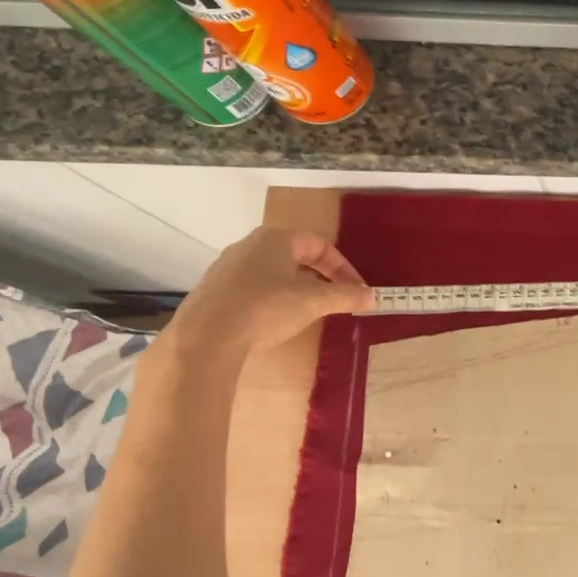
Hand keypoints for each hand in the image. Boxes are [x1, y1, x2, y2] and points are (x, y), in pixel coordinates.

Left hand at [163, 227, 373, 361]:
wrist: (206, 337)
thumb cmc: (266, 308)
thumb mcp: (314, 302)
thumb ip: (345, 296)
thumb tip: (371, 296)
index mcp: (275, 239)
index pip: (319, 244)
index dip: (343, 267)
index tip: (356, 290)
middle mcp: (249, 245)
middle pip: (296, 255)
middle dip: (322, 277)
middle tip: (337, 298)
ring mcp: (228, 267)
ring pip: (274, 271)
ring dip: (299, 288)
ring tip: (310, 311)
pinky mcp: (215, 289)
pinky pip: (254, 287)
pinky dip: (275, 298)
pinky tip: (277, 320)